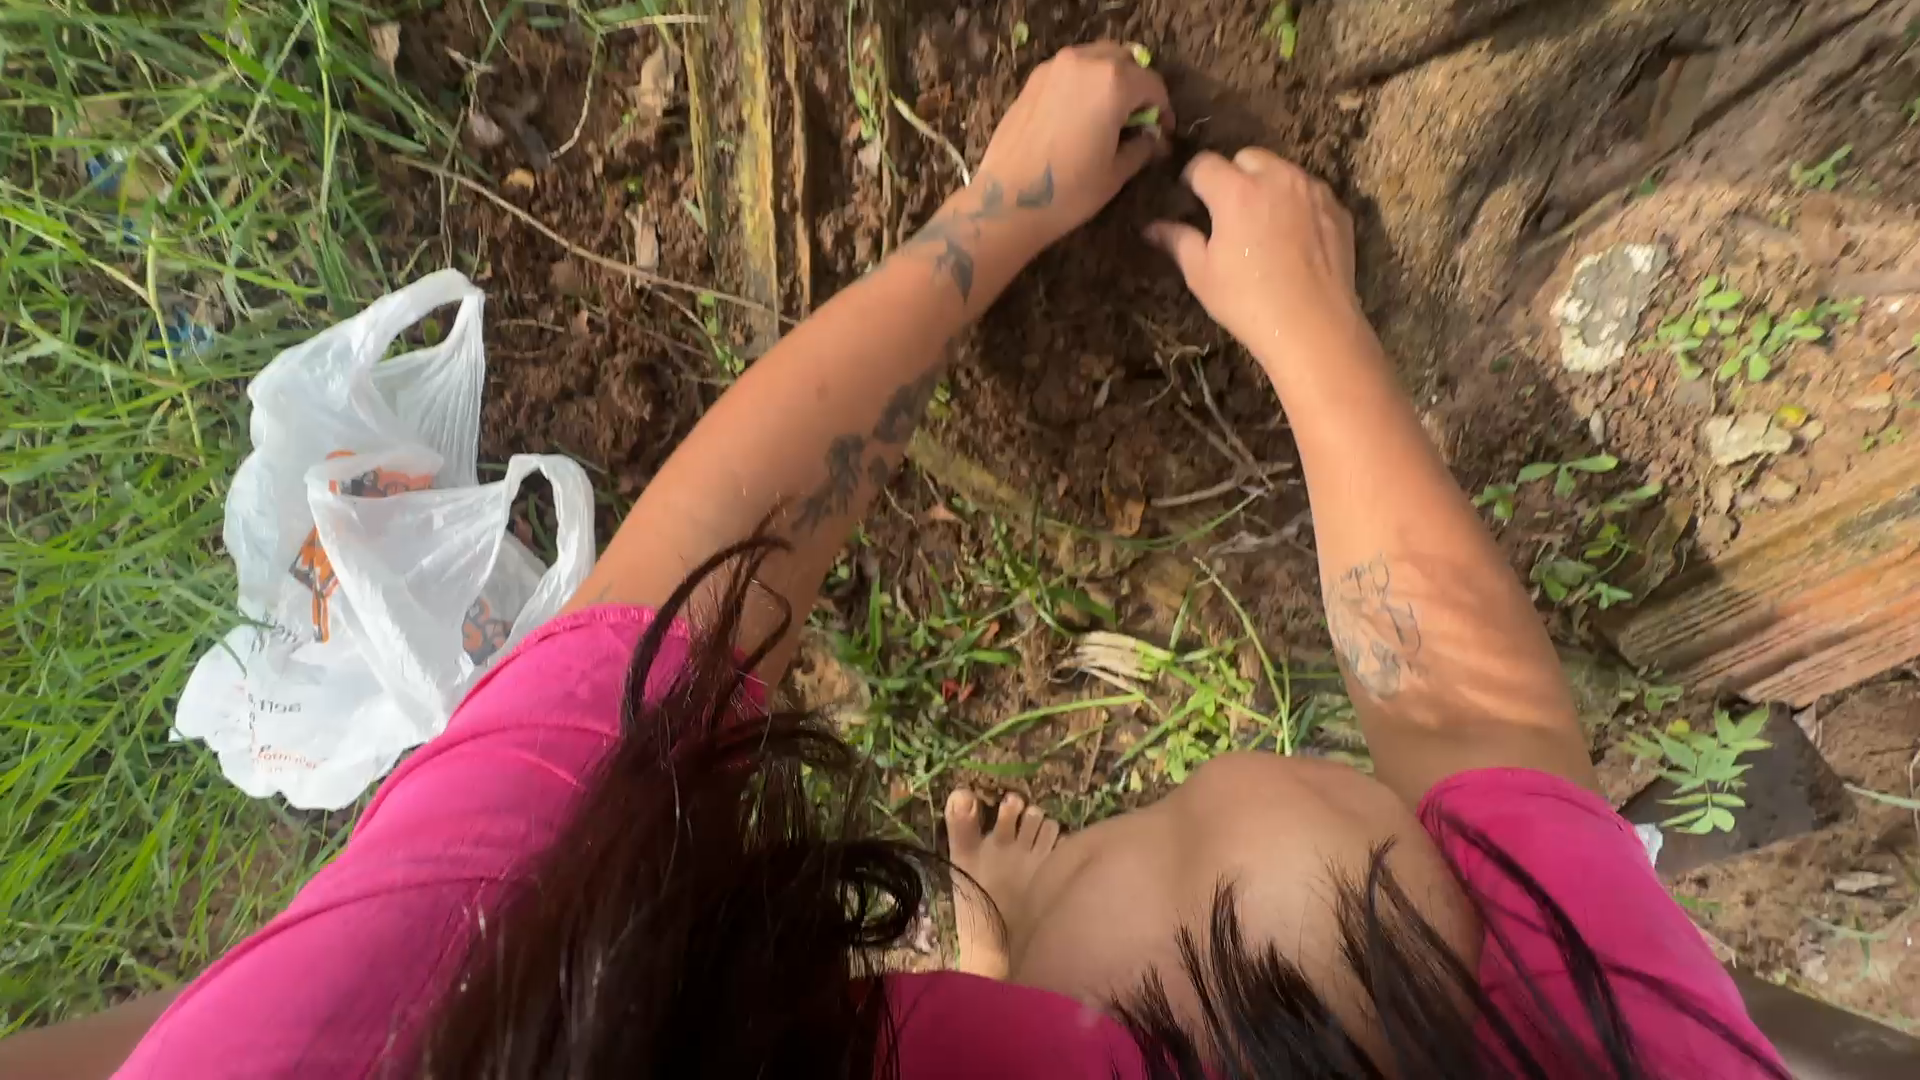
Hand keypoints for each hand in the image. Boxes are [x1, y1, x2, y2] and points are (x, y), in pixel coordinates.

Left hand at [973, 42, 1172, 246]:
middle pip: (1123, 62)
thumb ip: (1141, 148)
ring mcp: (1053, 69)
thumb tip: (1152, 139)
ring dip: (1107, 82)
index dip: (1163, 110)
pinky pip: (1068, 74)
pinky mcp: (1031, 82)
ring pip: (1093, 61)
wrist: (1008, 203)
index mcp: (1113, 82)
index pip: (1152, 85)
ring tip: (1106, 118)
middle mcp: (1084, 63)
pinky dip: (1081, 87)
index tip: (1162, 133)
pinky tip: (1078, 118)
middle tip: (1135, 122)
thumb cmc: (1068, 193)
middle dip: (1135, 88)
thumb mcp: (1115, 175)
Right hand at [1145, 149, 1365, 367]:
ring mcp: (1311, 189)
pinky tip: (1290, 238)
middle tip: (1225, 211)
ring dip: (1265, 186)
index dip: (1191, 178)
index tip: (1188, 196)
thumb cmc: (1246, 300)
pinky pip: (1308, 192)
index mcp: (1236, 191)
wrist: (1311, 323)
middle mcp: (1276, 177)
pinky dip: (1294, 203)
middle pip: (1246, 157)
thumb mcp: (1201, 274)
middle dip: (1232, 175)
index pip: (1204, 164)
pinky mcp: (1336, 207)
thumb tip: (1152, 228)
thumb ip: (1177, 241)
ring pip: (1281, 170)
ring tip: (1260, 224)